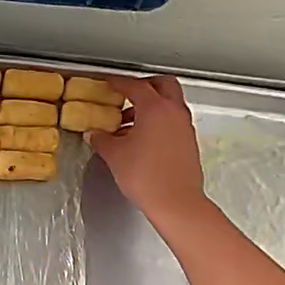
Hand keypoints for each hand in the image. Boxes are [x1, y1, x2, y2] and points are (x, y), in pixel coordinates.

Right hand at [89, 76, 206, 224]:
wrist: (175, 202)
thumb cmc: (146, 176)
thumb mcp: (115, 156)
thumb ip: (102, 140)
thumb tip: (96, 135)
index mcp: (154, 108)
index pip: (135, 86)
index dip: (119, 82)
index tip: (110, 82)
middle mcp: (173, 112)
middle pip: (162, 84)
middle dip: (144, 85)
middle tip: (127, 93)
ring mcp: (184, 126)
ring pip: (170, 103)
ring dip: (152, 105)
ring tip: (130, 121)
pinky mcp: (189, 142)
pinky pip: (173, 121)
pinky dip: (160, 121)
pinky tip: (143, 138)